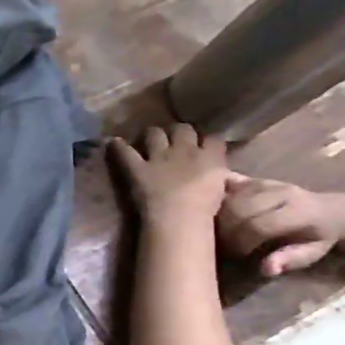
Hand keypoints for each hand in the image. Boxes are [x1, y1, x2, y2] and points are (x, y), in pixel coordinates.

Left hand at [110, 125, 229, 221]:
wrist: (179, 215)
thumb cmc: (206, 208)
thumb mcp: (223, 189)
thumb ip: (225, 177)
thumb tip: (231, 176)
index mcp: (209, 157)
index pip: (214, 138)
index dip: (210, 140)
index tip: (208, 144)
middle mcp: (183, 150)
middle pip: (183, 129)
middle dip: (180, 131)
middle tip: (177, 139)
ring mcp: (158, 157)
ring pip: (154, 133)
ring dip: (152, 134)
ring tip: (150, 138)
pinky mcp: (137, 167)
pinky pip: (125, 152)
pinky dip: (118, 147)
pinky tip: (113, 142)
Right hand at [218, 175, 344, 276]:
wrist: (331, 210)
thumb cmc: (319, 237)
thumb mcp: (312, 253)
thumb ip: (290, 260)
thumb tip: (266, 269)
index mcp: (299, 212)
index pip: (258, 225)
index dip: (241, 242)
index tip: (236, 254)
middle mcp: (282, 192)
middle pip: (239, 208)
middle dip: (224, 229)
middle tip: (221, 244)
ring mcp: (267, 182)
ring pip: (231, 195)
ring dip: (217, 214)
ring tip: (215, 230)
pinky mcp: (256, 178)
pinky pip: (229, 183)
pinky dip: (216, 194)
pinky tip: (210, 207)